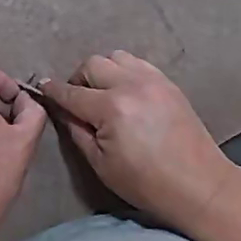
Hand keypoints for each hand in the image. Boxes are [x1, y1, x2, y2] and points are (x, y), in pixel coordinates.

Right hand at [38, 51, 239, 229]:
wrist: (197, 182)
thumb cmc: (146, 183)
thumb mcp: (101, 164)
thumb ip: (77, 131)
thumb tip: (61, 109)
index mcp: (111, 108)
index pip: (72, 92)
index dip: (54, 91)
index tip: (43, 88)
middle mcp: (131, 84)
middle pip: (93, 64)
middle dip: (79, 80)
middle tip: (78, 101)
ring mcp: (153, 79)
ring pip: (116, 57)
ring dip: (103, 71)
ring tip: (104, 95)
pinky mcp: (167, 81)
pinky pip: (138, 63)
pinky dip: (125, 71)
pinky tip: (126, 92)